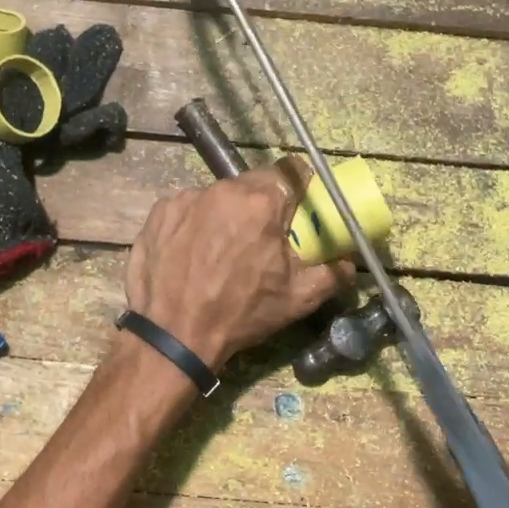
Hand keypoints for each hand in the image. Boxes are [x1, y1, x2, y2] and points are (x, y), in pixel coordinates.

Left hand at [125, 157, 353, 366]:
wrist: (174, 336)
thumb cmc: (241, 313)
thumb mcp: (298, 298)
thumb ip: (333, 273)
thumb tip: (349, 262)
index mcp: (261, 202)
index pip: (291, 171)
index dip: (298, 188)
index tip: (297, 209)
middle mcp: (222, 190)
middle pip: (252, 184)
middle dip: (261, 205)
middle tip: (261, 237)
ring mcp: (185, 200)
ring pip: (217, 197)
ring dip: (226, 215)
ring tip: (221, 251)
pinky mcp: (158, 214)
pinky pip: (186, 210)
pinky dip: (194, 225)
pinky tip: (192, 254)